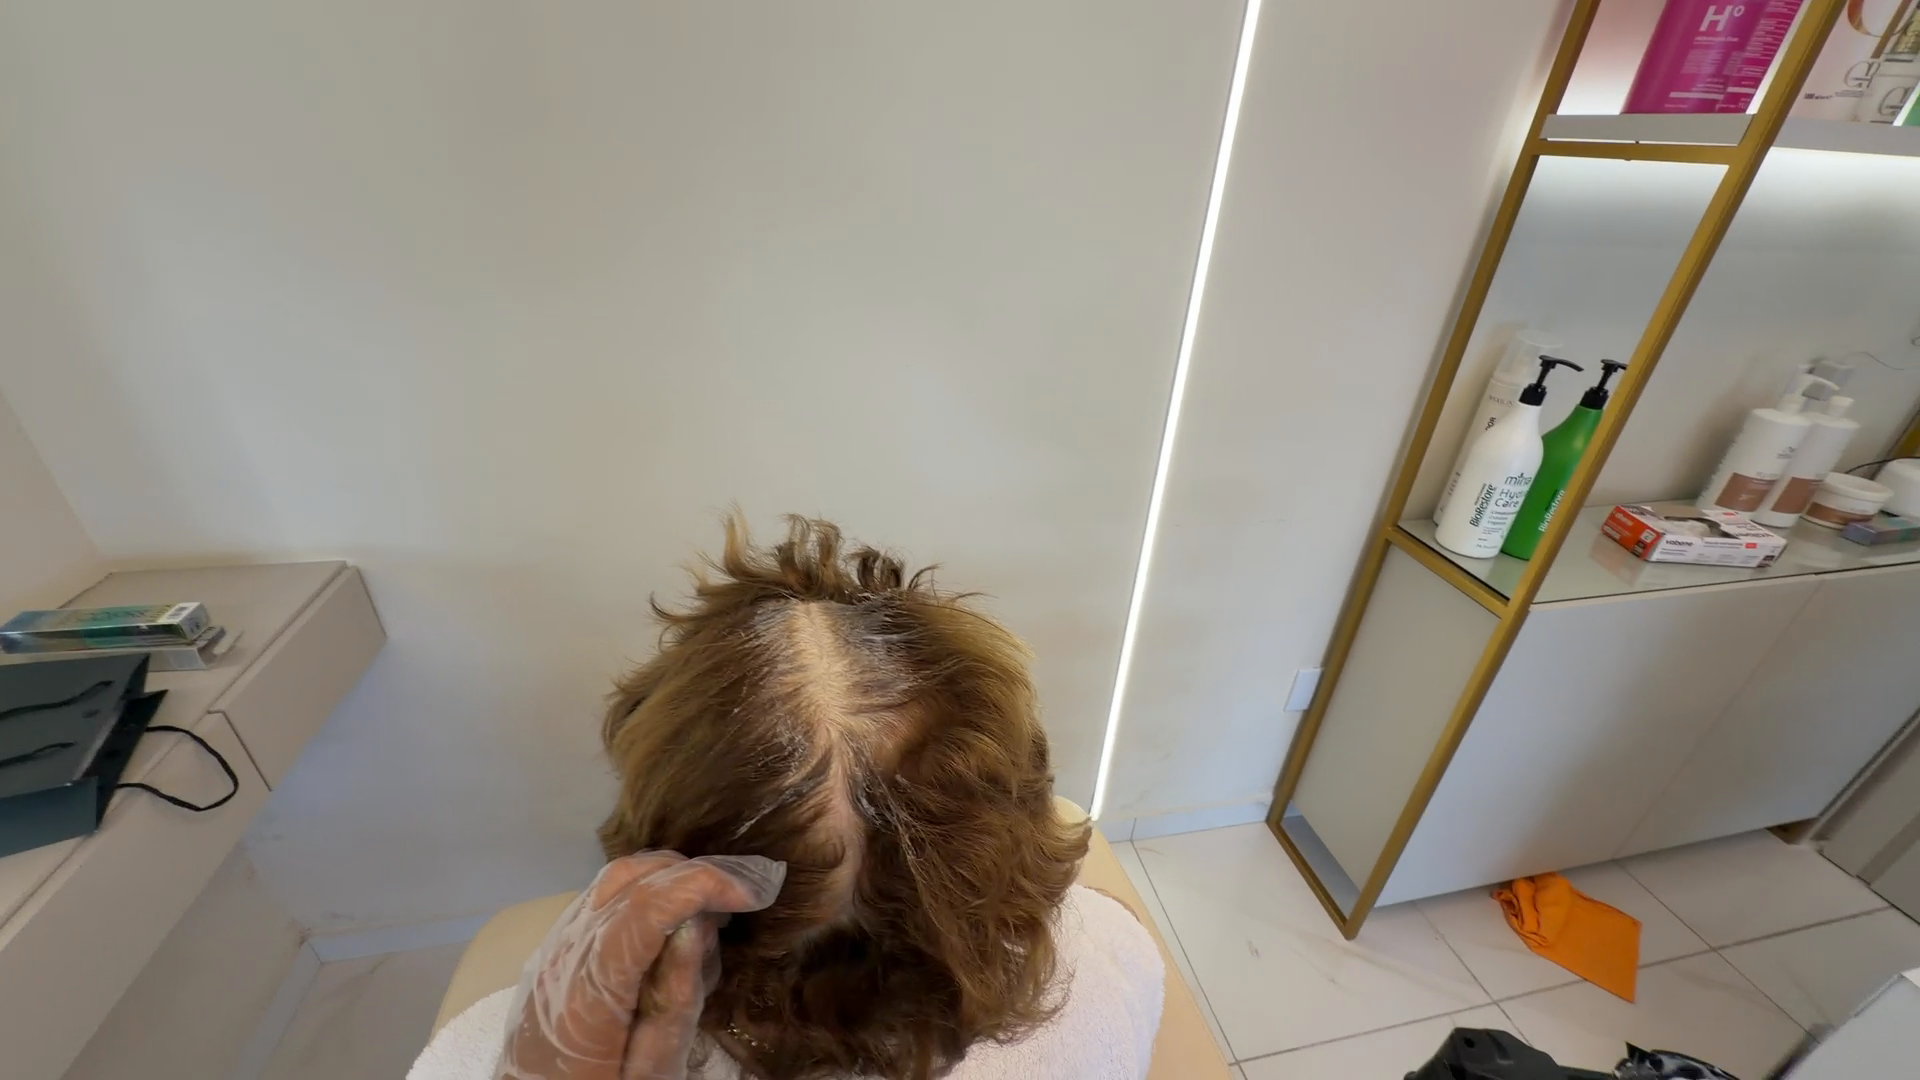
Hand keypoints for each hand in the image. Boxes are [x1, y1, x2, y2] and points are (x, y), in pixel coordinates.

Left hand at [496, 852, 785, 1079]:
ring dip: (674, 877)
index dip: (706, 885)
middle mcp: (565, 953)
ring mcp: (555, 944)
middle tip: (744, 894)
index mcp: (587, 989)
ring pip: (620, 876)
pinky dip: (650, 887)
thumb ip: (675, 1000)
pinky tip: (675, 918)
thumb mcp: (651, 1071)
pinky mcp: (556, 945)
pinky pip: (607, 893)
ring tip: (713, 906)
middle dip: (698, 873)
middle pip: (635, 876)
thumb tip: (699, 924)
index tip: (754, 895)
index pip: (649, 905)